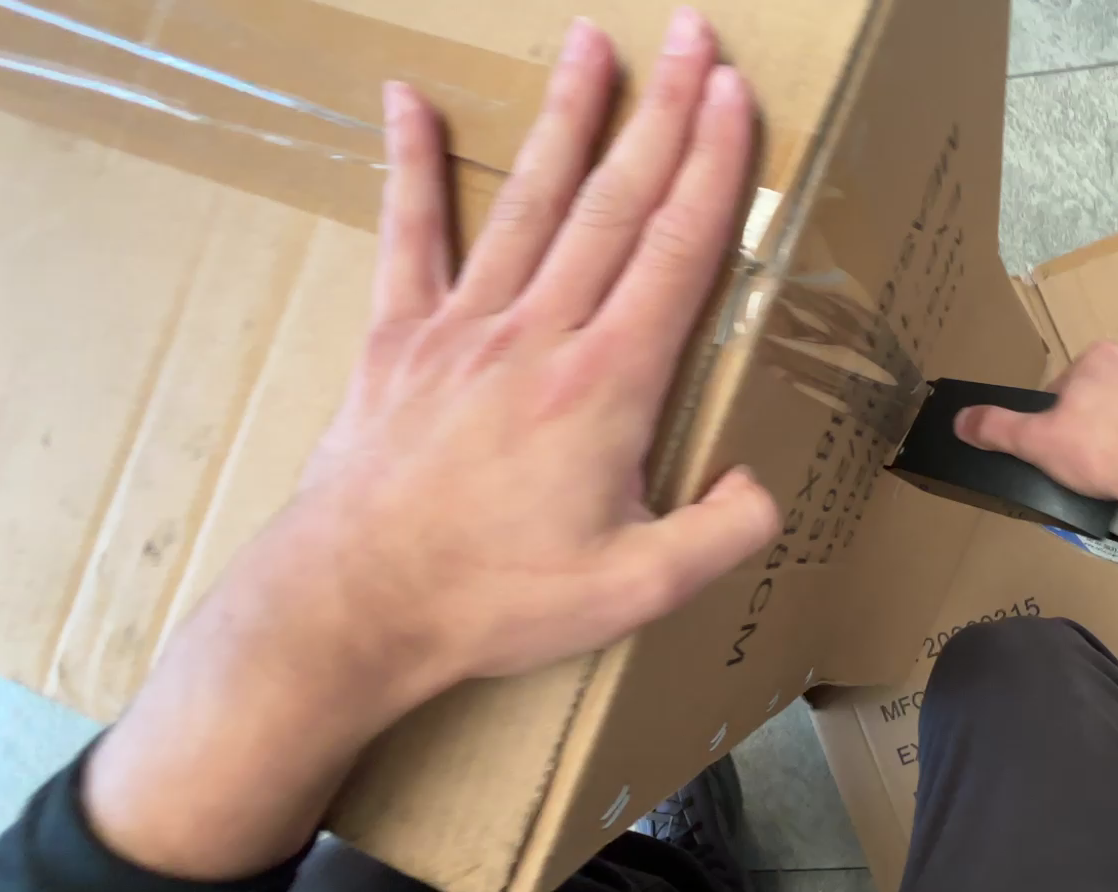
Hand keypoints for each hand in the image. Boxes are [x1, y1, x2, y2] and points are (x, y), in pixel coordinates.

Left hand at [84, 10, 778, 880]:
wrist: (354, 608)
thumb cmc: (501, 597)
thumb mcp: (642, 588)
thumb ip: (724, 532)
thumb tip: (763, 485)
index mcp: (606, 386)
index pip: (674, 255)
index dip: (712, 172)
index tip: (734, 99)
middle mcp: (539, 335)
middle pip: (613, 205)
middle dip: (662, 116)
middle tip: (691, 35)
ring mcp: (461, 328)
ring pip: (529, 203)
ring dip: (568, 119)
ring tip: (593, 45)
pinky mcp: (398, 343)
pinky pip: (409, 238)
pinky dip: (412, 169)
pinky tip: (411, 105)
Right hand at [953, 342, 1117, 571]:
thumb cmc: (1105, 452)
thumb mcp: (1037, 444)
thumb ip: (997, 429)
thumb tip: (960, 419)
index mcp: (1096, 359)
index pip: (1064, 388)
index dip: (1057, 421)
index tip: (1062, 450)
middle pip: (1104, 393)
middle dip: (1097, 422)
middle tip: (1094, 463)